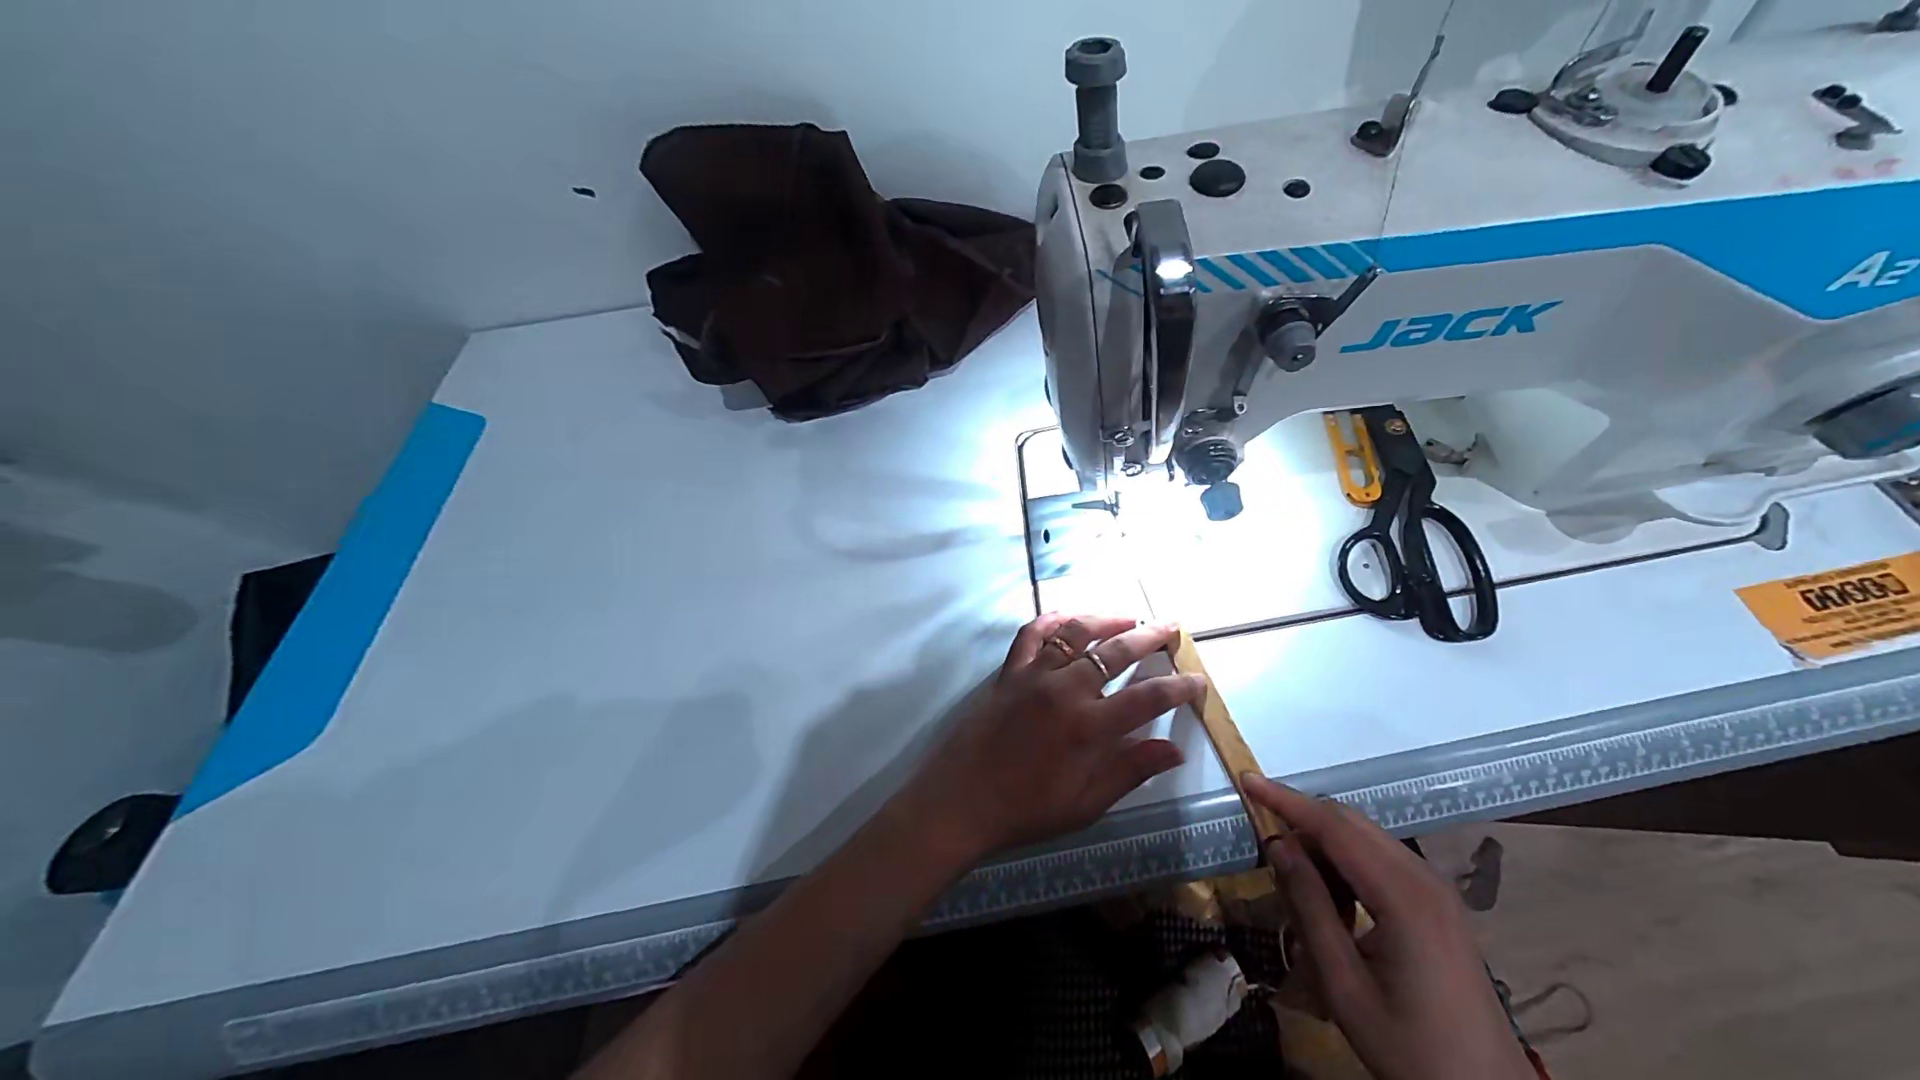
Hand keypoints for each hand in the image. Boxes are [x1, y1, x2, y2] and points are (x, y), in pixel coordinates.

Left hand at [894, 614, 1206, 862]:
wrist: (960, 802)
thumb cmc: (1026, 810)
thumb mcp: (1085, 804)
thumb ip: (1129, 772)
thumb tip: (1173, 750)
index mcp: (1088, 727)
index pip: (1148, 698)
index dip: (1179, 687)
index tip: (1197, 680)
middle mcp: (1064, 691)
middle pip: (1116, 652)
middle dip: (1149, 636)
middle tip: (1171, 627)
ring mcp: (1033, 677)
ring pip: (1075, 634)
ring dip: (1105, 620)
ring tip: (1128, 618)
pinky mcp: (1008, 674)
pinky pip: (1031, 636)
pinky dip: (1051, 621)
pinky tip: (1067, 618)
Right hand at [1244, 774, 1534, 1079]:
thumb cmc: (1409, 1046)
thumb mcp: (1343, 983)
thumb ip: (1309, 906)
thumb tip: (1277, 844)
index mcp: (1404, 897)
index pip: (1334, 827)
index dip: (1286, 800)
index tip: (1247, 780)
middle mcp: (1425, 879)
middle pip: (1351, 822)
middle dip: (1301, 818)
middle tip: (1261, 836)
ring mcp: (1437, 889)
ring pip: (1365, 837)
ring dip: (1323, 842)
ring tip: (1294, 878)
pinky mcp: (1438, 902)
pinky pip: (1381, 858)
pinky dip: (1346, 860)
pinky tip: (1331, 895)